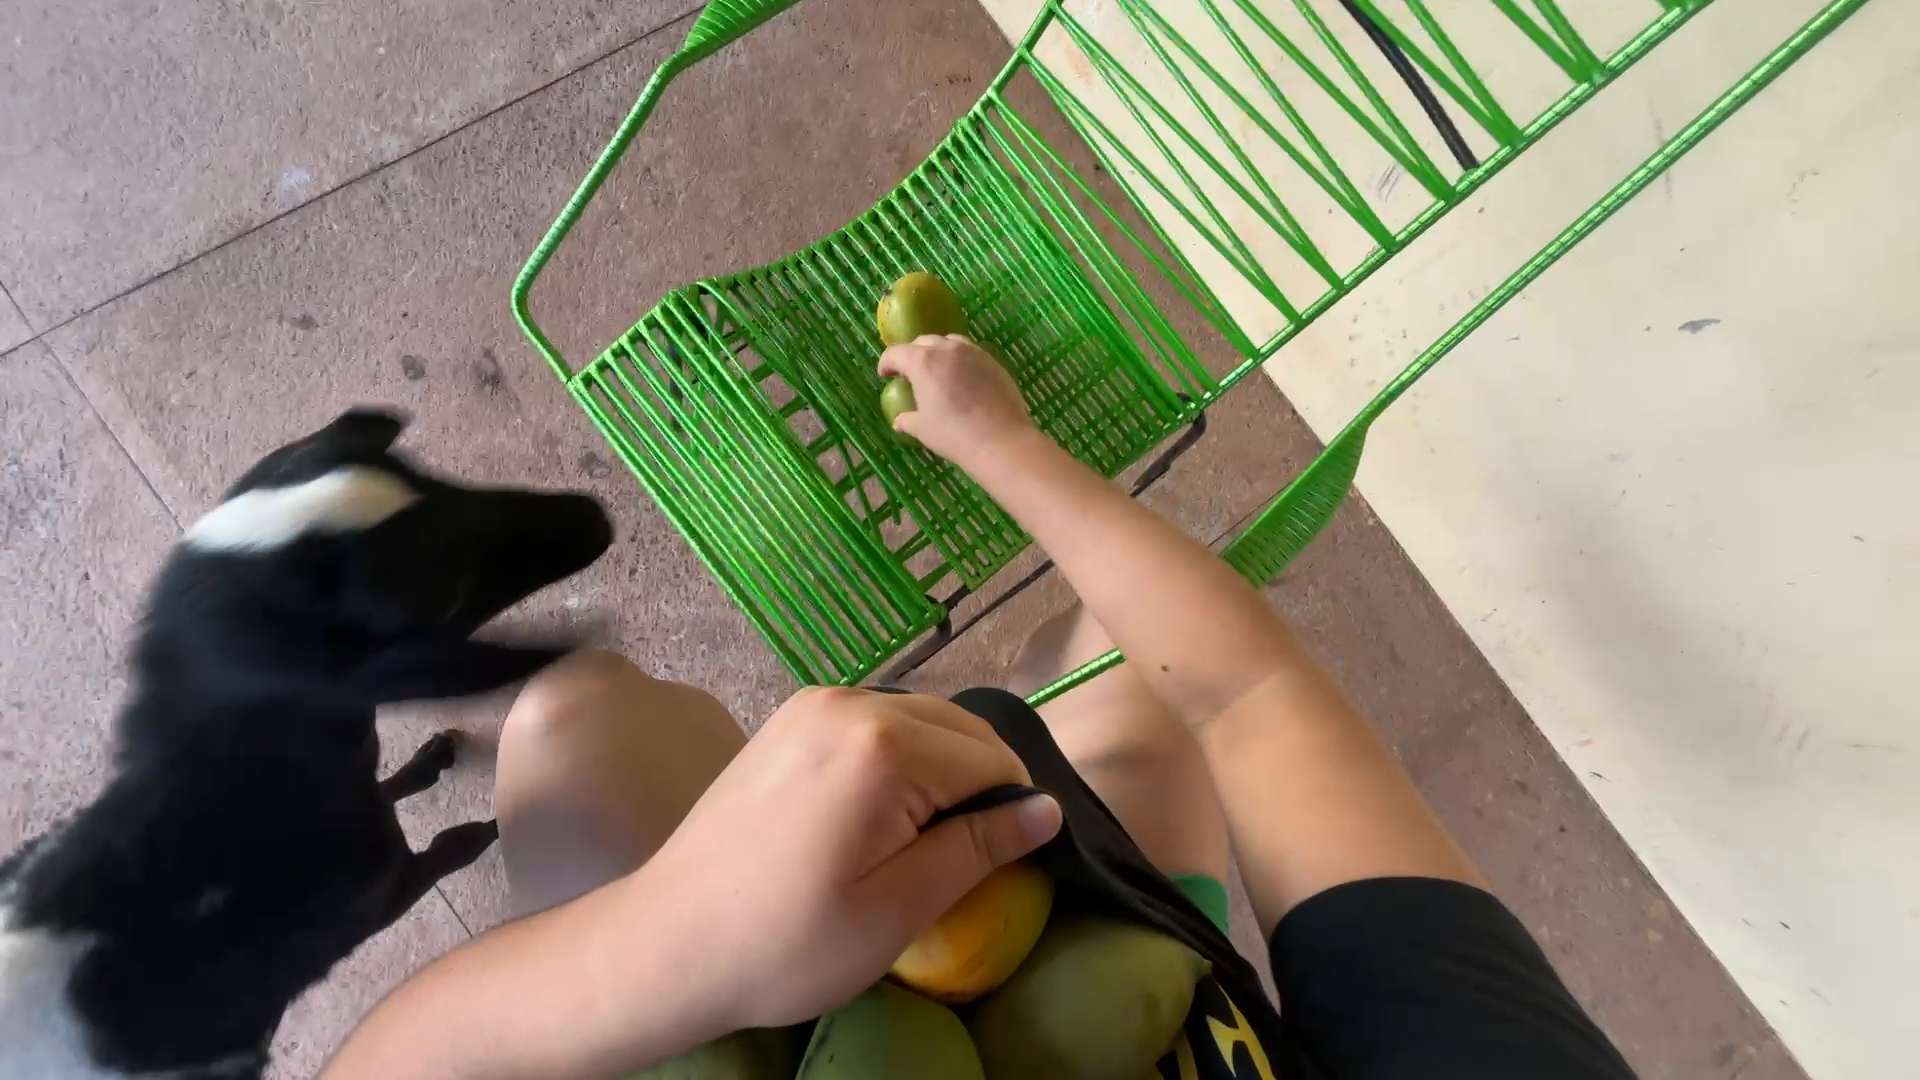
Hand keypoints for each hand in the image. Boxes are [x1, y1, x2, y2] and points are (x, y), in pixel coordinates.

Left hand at [631, 687, 1062, 1035]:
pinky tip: (879, 801)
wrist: (665, 941)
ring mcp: (817, 700)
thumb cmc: (787, 941)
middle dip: (979, 779)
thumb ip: (979, 847)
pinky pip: (875, 718)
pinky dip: (899, 751)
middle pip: (957, 727)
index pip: (989, 758)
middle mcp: (854, 701)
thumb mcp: (898, 908)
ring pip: (919, 717)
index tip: (1005, 854)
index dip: (1012, 805)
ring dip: (940, 763)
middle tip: (966, 849)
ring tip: (923, 829)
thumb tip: (1046, 810)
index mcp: (885, 745)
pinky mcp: (793, 713)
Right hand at [878, 334, 1036, 466]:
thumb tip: (899, 421)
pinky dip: (961, 360)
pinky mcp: (993, 362)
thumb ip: (908, 420)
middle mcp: (947, 349)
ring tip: (938, 369)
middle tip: (910, 372)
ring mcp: (973, 353)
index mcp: (922, 362)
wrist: (1000, 439)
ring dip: (938, 351)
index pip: (897, 353)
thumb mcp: (923, 429)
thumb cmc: (953, 434)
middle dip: (912, 354)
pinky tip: (963, 378)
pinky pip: (971, 353)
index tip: (885, 374)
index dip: (887, 363)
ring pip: (950, 342)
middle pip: (923, 342)